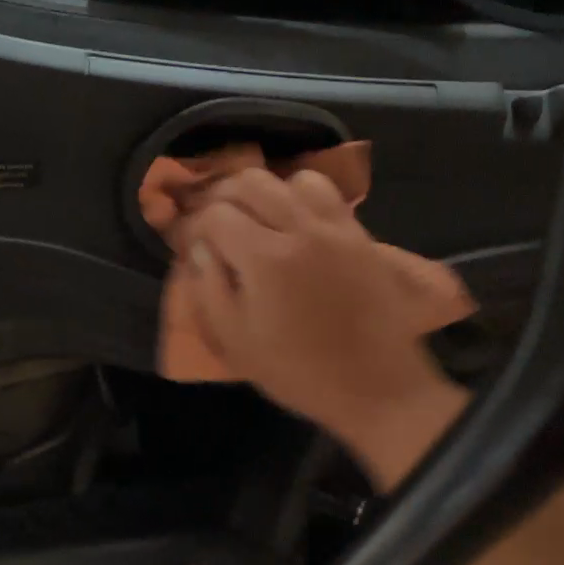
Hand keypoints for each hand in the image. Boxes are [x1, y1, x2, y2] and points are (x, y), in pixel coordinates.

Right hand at [180, 168, 463, 460]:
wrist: (375, 386)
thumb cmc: (294, 371)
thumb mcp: (233, 340)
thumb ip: (207, 288)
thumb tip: (198, 249)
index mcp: (264, 259)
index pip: (215, 215)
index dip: (193, 227)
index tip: (188, 246)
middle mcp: (301, 230)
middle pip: (250, 182)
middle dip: (222, 197)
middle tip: (212, 224)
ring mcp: (337, 228)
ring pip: (290, 178)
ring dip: (264, 192)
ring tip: (253, 219)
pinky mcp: (361, 235)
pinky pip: (327, 192)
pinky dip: (300, 195)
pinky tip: (292, 223)